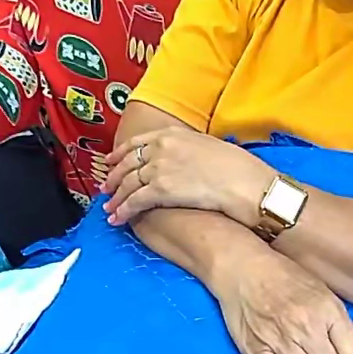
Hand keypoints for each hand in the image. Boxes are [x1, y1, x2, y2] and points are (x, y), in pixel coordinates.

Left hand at [100, 126, 273, 226]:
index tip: (113, 161)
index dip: (121, 154)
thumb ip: (189, 151)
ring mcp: (159, 168)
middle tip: (106, 188)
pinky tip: (118, 219)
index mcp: (173, 134)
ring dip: (116, 198)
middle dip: (114, 178)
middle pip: (127, 163)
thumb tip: (186, 161)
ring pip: (127, 184)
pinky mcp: (161, 190)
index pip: (137, 143)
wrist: (245, 183)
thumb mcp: (210, 147)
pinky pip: (134, 201)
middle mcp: (161, 147)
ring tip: (109, 209)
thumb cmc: (238, 169)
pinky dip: (123, 210)